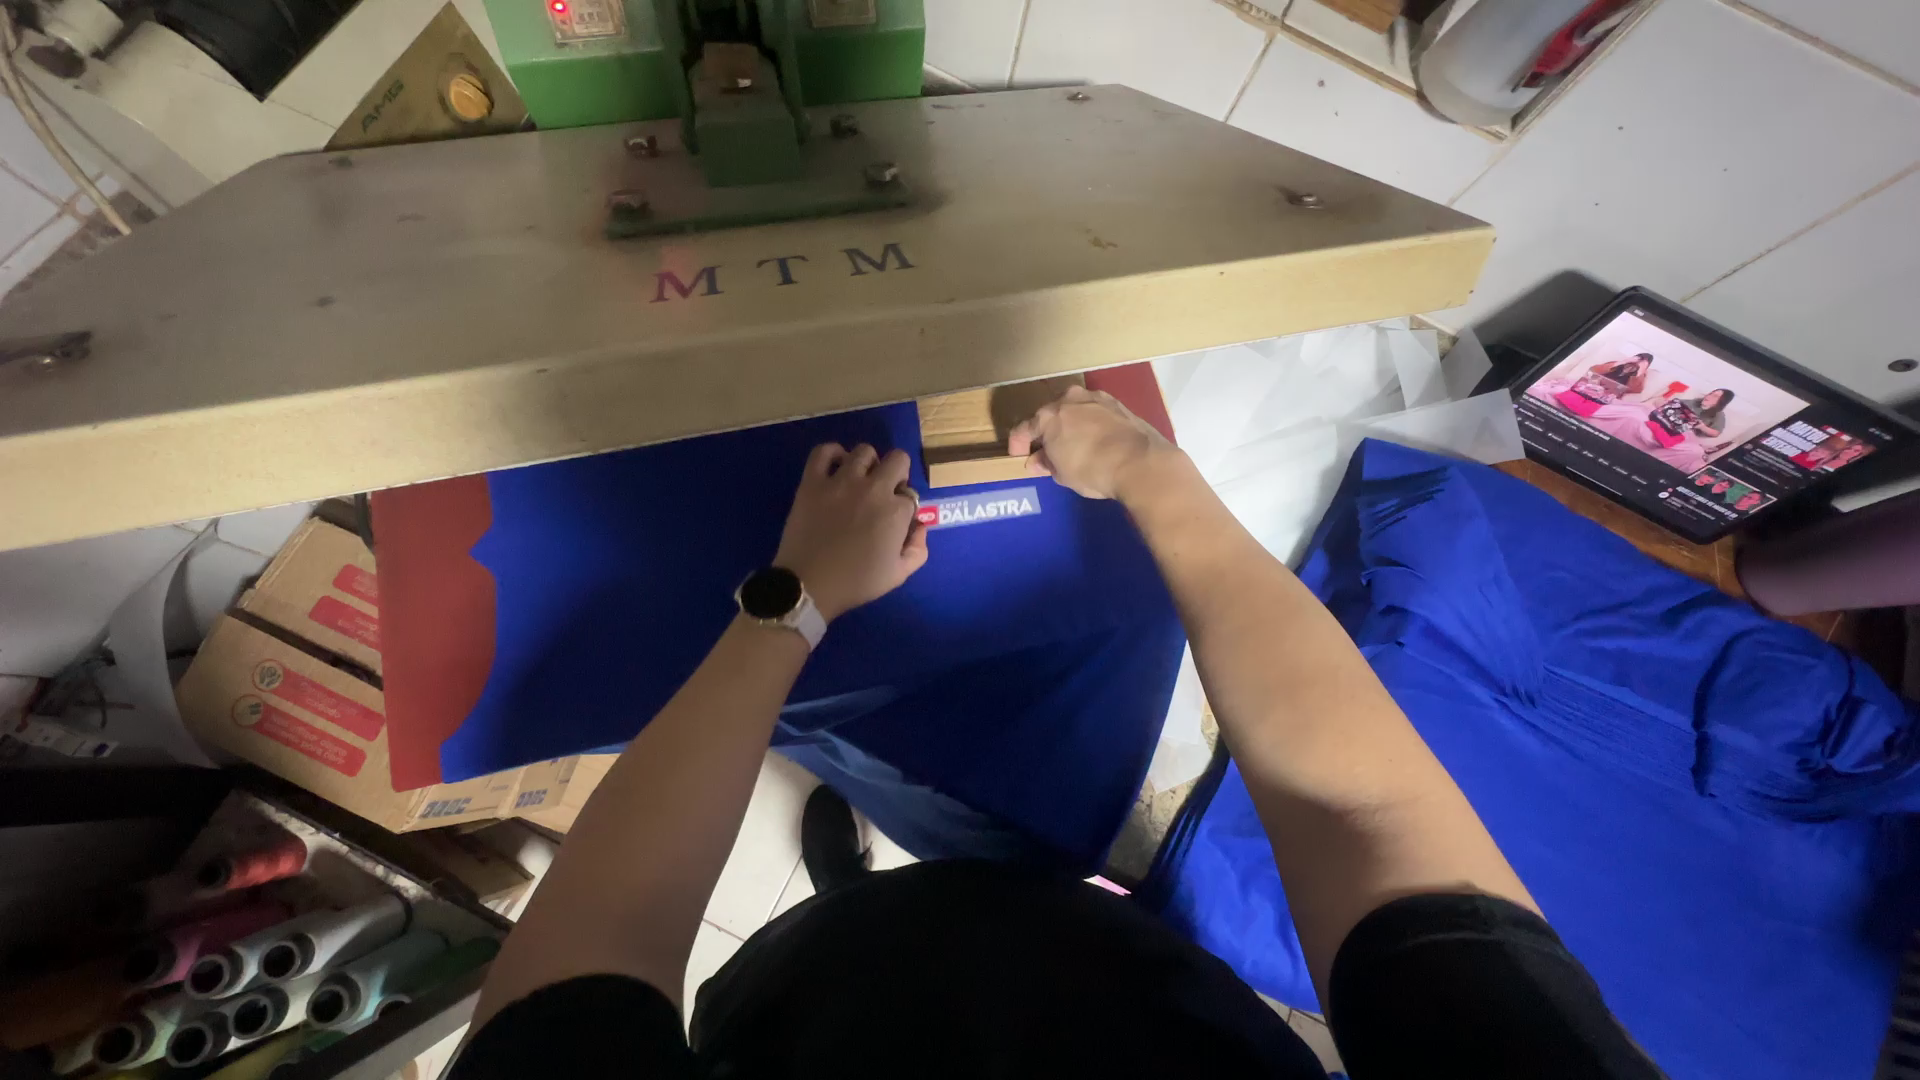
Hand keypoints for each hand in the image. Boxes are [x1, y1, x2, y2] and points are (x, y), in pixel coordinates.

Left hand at [773, 443, 928, 621]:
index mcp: (896, 511)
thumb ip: (918, 548)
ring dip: (868, 463)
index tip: (896, 519)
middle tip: (885, 492)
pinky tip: (835, 467)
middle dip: (897, 473)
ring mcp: (841, 481)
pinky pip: (824, 451)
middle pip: (897, 459)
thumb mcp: (899, 574)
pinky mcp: (813, 481)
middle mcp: (873, 488)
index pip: (911, 495)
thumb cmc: (856, 582)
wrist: (809, 585)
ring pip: (864, 451)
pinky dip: (832, 453)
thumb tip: (920, 525)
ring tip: (860, 480)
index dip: (905, 507)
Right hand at [1008, 385, 1181, 501]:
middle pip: (1049, 414)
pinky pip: (1094, 411)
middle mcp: (1069, 400)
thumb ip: (1047, 463)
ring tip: (1074, 444)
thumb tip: (1038, 460)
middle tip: (1049, 450)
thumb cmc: (1092, 470)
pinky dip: (1090, 423)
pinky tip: (1095, 438)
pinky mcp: (1116, 402)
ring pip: (1073, 409)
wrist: (1139, 462)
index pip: (1023, 429)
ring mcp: (1094, 398)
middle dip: (1046, 431)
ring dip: (1069, 424)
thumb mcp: (1063, 474)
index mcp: (1048, 416)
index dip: (1018, 445)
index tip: (1020, 457)